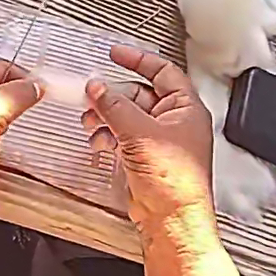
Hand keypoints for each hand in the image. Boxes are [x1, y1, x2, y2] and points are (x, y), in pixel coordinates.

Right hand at [80, 46, 216, 234]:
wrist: (171, 221)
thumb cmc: (175, 183)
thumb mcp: (140, 134)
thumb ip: (115, 106)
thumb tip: (97, 87)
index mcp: (185, 108)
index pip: (162, 71)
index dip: (138, 59)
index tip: (115, 54)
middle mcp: (173, 121)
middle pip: (138, 95)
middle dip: (112, 95)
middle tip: (91, 95)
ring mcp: (158, 140)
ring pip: (126, 116)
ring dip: (105, 117)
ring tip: (91, 121)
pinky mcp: (144, 157)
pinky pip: (121, 136)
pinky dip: (107, 136)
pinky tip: (98, 141)